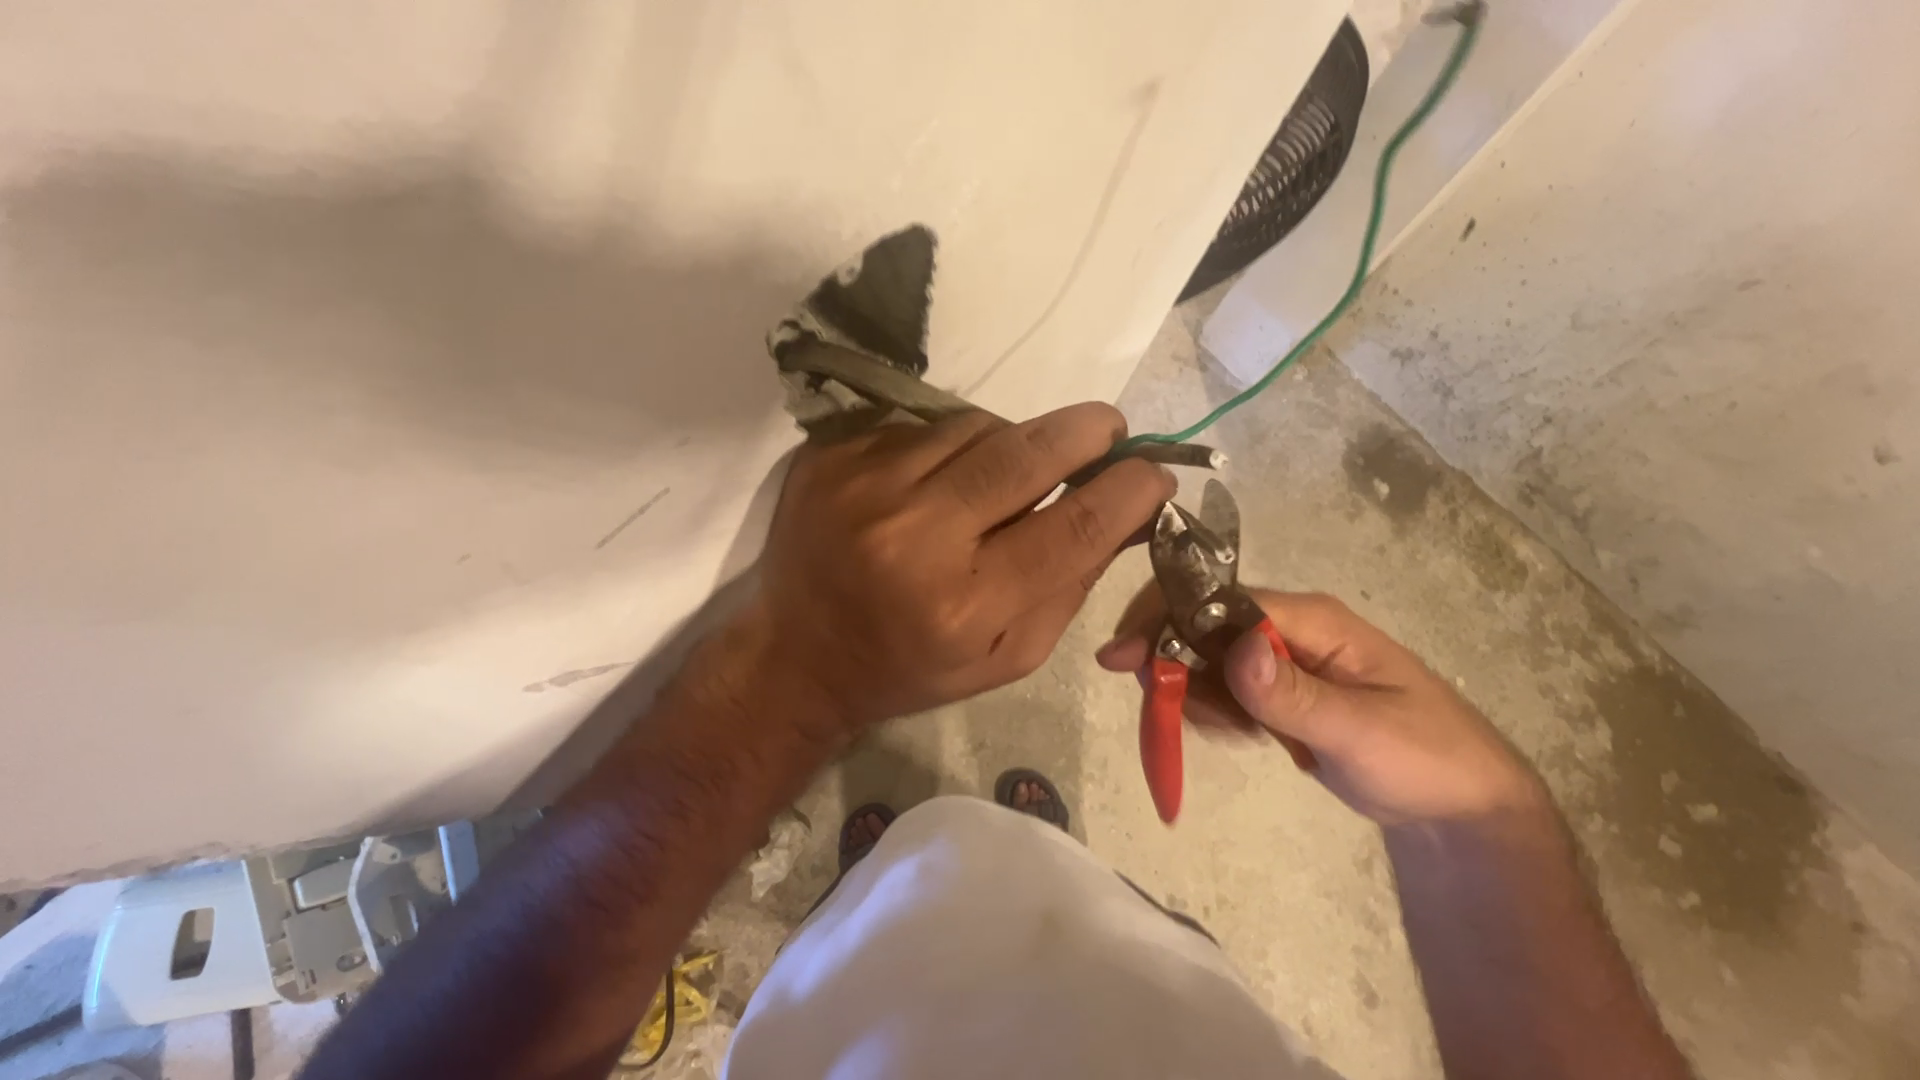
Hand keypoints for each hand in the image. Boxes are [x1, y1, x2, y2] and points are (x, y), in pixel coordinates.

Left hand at [751, 403, 1174, 736]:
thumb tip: (1124, 510)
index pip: (1075, 525)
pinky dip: (949, 446)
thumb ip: (1070, 586)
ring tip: (1009, 473)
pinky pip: (921, 426)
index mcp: (964, 604)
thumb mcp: (1006, 655)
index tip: (1155, 473)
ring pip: (975, 426)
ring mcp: (864, 485)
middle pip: (1027, 452)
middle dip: (1087, 432)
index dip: (1130, 491)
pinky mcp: (831, 454)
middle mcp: (914, 536)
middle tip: (1110, 430)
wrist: (795, 654)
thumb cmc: (912, 666)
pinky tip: (938, 482)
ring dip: (1012, 441)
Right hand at [1096, 587, 1543, 824]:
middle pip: (1205, 626)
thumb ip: (1293, 694)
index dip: (1167, 621)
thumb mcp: (1360, 730)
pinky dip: (1214, 711)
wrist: (1461, 807)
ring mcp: (1286, 661)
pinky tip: (1238, 737)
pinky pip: (1228, 690)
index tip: (1123, 659)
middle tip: (1155, 705)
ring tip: (1227, 734)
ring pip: (1210, 660)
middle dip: (1169, 658)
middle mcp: (1292, 629)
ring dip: (1193, 692)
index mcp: (1313, 620)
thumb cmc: (1425, 759)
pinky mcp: (1282, 693)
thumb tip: (1235, 650)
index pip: (1222, 601)